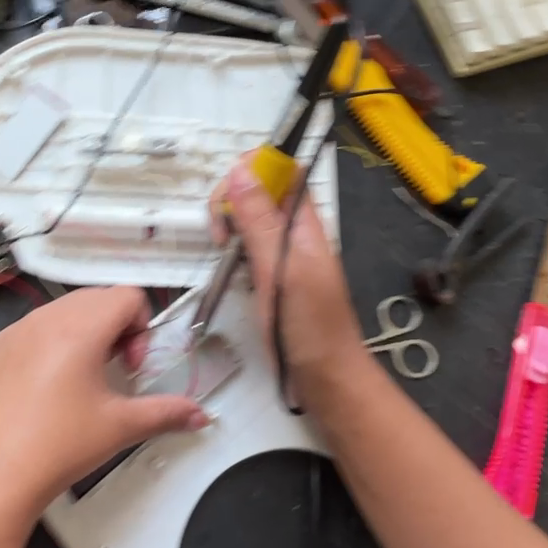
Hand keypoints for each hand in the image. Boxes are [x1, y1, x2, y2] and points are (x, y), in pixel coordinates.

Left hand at [0, 287, 209, 539]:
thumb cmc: (58, 450)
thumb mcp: (120, 428)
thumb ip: (167, 413)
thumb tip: (201, 415)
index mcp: (79, 329)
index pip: (127, 296)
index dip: (142, 328)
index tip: (132, 369)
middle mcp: (42, 320)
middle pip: (94, 299)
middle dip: (114, 328)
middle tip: (112, 374)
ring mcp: (9, 334)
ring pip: (59, 313)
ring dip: (81, 336)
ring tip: (77, 386)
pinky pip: (26, 333)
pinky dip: (45, 349)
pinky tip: (39, 397)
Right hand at [209, 159, 369, 400]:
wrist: (325, 378)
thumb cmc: (308, 326)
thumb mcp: (281, 269)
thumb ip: (260, 220)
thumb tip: (239, 169)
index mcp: (304, 221)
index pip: (280, 168)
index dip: (251, 170)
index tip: (228, 200)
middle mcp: (294, 230)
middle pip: (257, 189)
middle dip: (231, 201)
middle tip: (221, 238)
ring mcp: (282, 253)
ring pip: (249, 218)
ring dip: (228, 226)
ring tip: (222, 254)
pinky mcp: (271, 275)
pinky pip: (247, 246)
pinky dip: (231, 250)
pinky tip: (227, 270)